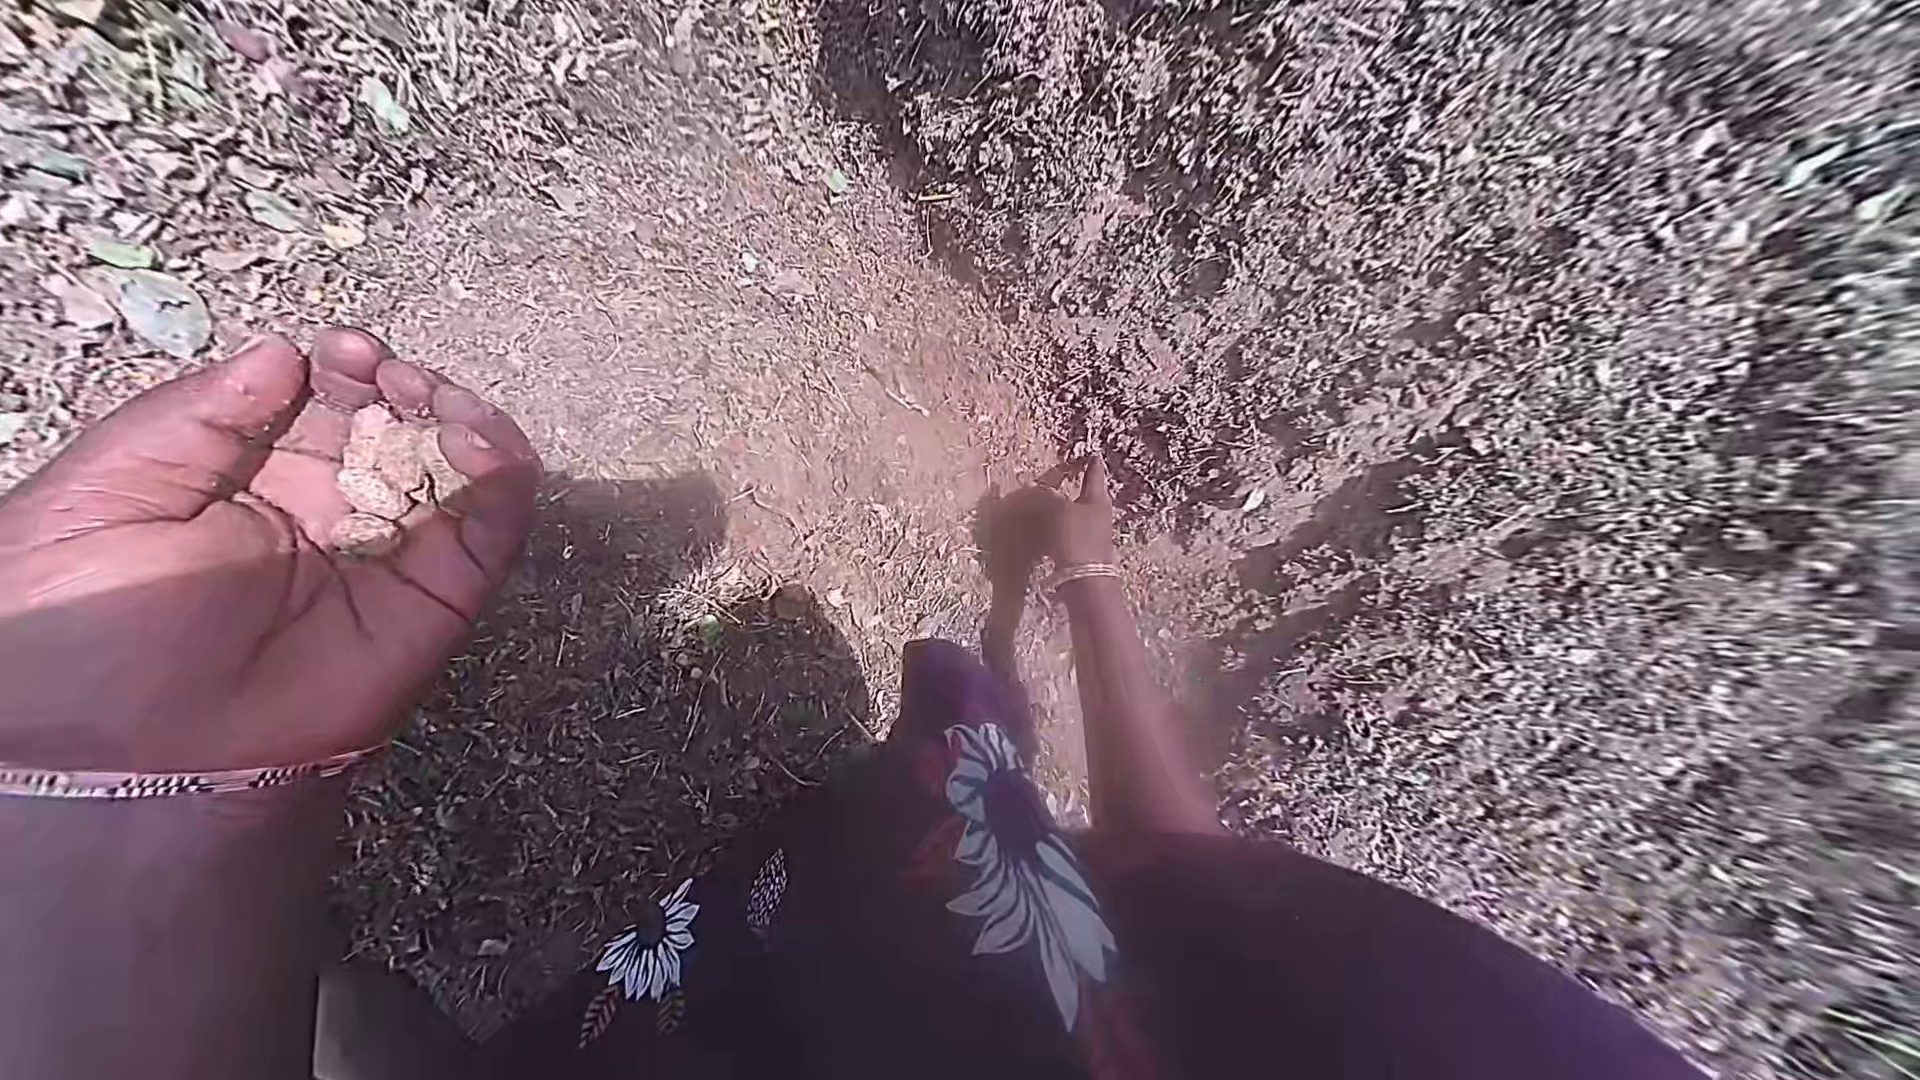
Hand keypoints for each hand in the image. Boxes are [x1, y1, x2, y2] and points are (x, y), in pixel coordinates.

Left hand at [0, 330, 539, 771]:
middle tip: (398, 375)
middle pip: (407, 429)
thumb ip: (188, 423)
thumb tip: (281, 354)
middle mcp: (348, 507)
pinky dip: (505, 481)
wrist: (146, 756)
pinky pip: (496, 524)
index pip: (329, 407)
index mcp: (264, 481)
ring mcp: (409, 546)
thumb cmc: (90, 634)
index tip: (348, 349)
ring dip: (468, 425)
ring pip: (466, 469)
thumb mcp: (96, 503)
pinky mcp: (455, 585)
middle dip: (412, 390)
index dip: (348, 370)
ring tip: (443, 404)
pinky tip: (483, 447)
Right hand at [975, 453, 1116, 590]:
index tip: (1092, 454)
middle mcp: (1097, 515)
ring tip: (1038, 507)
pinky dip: (1051, 531)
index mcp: (1097, 499)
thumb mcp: (1059, 511)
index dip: (1090, 463)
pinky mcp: (1080, 552)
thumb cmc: (1077, 538)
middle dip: (1068, 489)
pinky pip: (1063, 535)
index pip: (1094, 474)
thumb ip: (1047, 497)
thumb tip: (1037, 490)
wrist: (1084, 580)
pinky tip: (1038, 534)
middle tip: (1054, 481)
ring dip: (1056, 512)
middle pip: (1082, 496)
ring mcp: (1090, 534)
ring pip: (1070, 516)